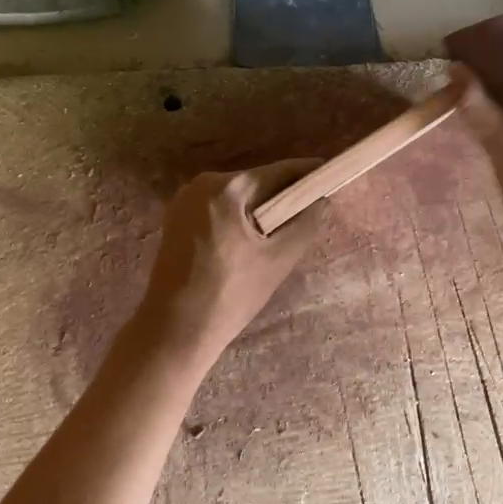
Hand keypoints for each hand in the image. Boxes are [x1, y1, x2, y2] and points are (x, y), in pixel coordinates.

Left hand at [134, 159, 327, 363]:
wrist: (173, 330)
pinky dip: (236, 218)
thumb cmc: (229, 295)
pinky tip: (251, 240)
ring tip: (284, 229)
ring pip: (235, 197)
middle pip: (254, 183)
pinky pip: (216, 209)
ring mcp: (184, 200)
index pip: (277, 172)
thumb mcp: (276, 260)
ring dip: (259, 209)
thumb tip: (320, 199)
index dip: (306, 174)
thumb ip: (303, 224)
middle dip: (282, 195)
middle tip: (310, 210)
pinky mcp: (175, 218)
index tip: (329, 176)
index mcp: (225, 188)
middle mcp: (201, 183)